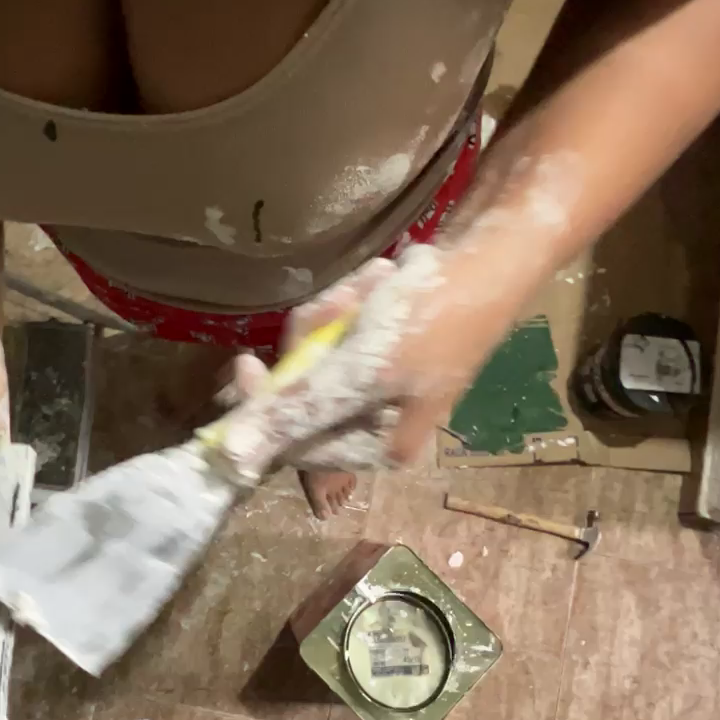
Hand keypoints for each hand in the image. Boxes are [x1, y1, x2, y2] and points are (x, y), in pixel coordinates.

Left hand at [214, 241, 524, 477]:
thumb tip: (233, 460)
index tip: (247, 363)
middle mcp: (374, 425)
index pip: (295, 445)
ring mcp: (373, 386)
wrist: (487, 259)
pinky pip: (335, 333)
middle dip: (319, 339)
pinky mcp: (374, 351)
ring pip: (315, 356)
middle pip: (303, 394)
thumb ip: (295, 412)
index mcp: (377, 448)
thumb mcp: (359, 372)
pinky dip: (350, 303)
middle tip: (345, 305)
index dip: (268, 407)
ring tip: (377, 285)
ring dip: (336, 313)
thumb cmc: (432, 322)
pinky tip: (382, 282)